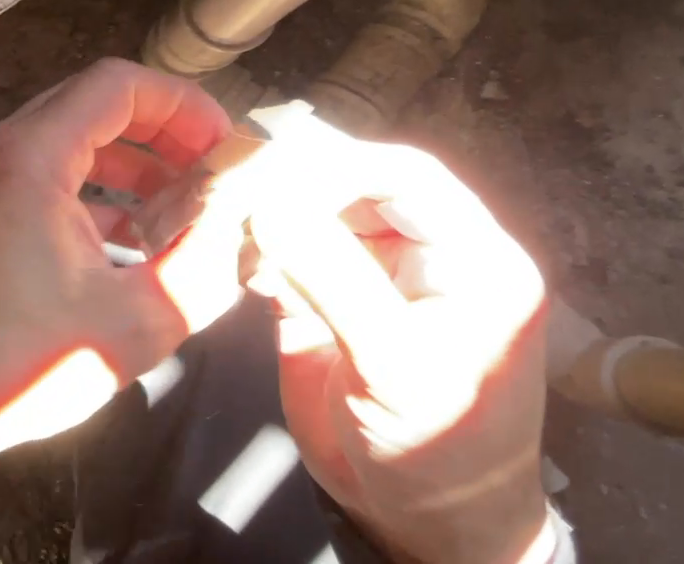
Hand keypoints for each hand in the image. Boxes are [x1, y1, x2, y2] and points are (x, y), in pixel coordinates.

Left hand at [0, 59, 244, 513]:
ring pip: (66, 142)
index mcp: (29, 156)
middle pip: (90, 105)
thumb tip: (249, 219)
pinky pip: (39, 175)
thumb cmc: (21, 361)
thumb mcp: (137, 321)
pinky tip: (131, 241)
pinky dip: (90, 192)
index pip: (117, 84)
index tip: (226, 148)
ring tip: (184, 214)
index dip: (183, 104)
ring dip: (128, 166)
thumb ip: (208, 259)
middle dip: (162, 135)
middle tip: (214, 179)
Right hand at [222, 111, 554, 563]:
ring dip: (260, 208)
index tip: (269, 175)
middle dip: (287, 180)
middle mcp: (416, 252)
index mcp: (469, 259)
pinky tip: (222, 252)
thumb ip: (333, 278)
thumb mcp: (395, 366)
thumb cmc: (436, 449)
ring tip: (213, 212)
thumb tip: (262, 203)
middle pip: (347, 183)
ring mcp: (363, 272)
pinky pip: (278, 247)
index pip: (405, 175)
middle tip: (225, 187)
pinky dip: (246, 243)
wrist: (415, 520)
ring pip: (306, 210)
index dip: (338, 163)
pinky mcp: (317, 293)